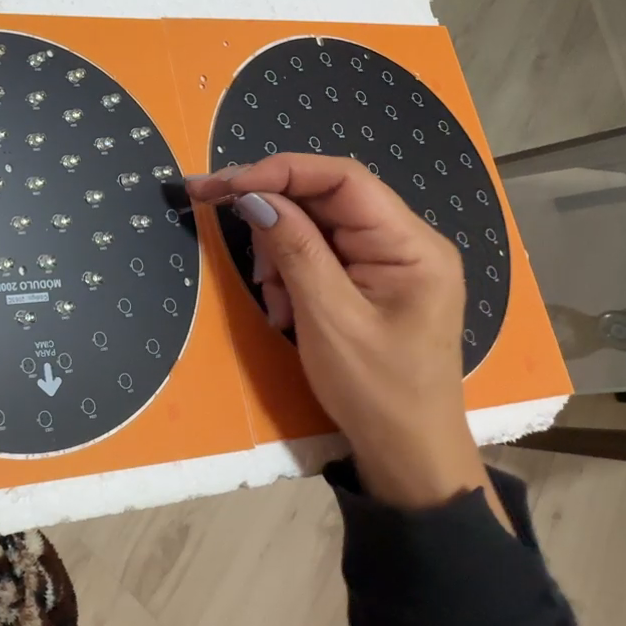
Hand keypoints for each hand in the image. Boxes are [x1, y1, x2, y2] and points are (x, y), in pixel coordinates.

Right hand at [187, 154, 506, 526]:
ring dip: (277, 249)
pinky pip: (317, 252)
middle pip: (325, 197)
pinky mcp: (369, 278)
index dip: (280, 171)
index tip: (226, 184)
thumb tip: (252, 195)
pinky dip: (288, 270)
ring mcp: (388, 260)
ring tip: (271, 296)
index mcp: (411, 245)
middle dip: (271, 210)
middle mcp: (404, 241)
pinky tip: (283, 305)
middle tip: (214, 211)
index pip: (342, 179)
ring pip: (314, 223)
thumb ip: (293, 248)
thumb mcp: (328, 317)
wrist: (407, 454)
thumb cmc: (375, 389)